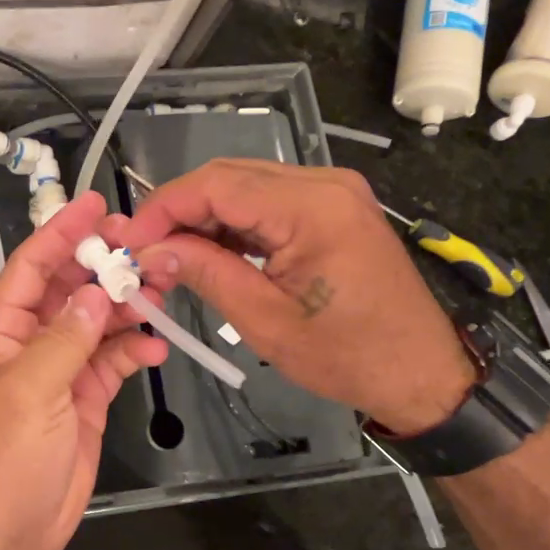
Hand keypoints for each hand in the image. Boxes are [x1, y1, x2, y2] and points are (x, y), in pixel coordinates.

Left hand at [0, 194, 168, 549]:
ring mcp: (57, 375)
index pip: (30, 269)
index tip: (94, 204)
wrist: (2, 536)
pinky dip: (133, 351)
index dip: (60, 235)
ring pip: (95, 325)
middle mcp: (27, 346)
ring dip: (125, 306)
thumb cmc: (1, 460)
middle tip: (144, 244)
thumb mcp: (29, 392)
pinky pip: (110, 364)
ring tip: (162, 287)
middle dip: (102, 266)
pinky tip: (156, 345)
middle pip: (68, 292)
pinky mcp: (82, 403)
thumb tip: (93, 294)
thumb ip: (64, 339)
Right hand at [116, 159, 474, 434]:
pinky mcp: (333, 208)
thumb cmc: (346, 355)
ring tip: (168, 257)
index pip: (216, 184)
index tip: (128, 241)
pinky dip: (232, 224)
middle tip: (144, 252)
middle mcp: (324, 183)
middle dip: (178, 211)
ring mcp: (332, 192)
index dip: (163, 207)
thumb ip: (205, 272)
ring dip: (202, 217)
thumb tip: (150, 250)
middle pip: (228, 177)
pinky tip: (207, 252)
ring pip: (245, 186)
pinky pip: (268, 202)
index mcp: (312, 207)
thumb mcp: (264, 319)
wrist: (420, 372)